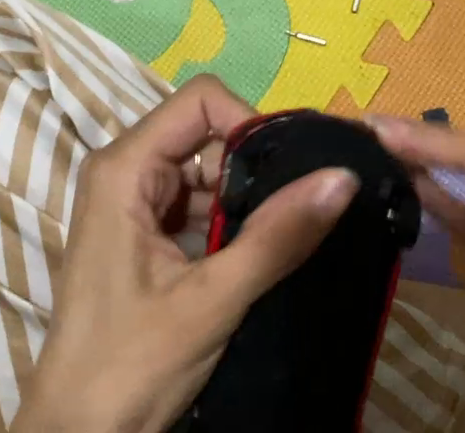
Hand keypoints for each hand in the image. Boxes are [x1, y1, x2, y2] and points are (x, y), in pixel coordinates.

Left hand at [13, 78, 357, 432]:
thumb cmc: (132, 362)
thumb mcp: (213, 299)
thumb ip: (276, 235)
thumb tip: (341, 176)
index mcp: (125, 166)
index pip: (200, 101)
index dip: (249, 124)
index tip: (287, 174)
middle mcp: (123, 168)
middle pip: (203, 133)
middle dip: (249, 170)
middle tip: (285, 221)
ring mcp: (129, 200)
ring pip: (202, 170)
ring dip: (239, 202)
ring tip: (271, 245)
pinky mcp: (138, 230)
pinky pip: (191, 202)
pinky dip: (224, 223)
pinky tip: (246, 259)